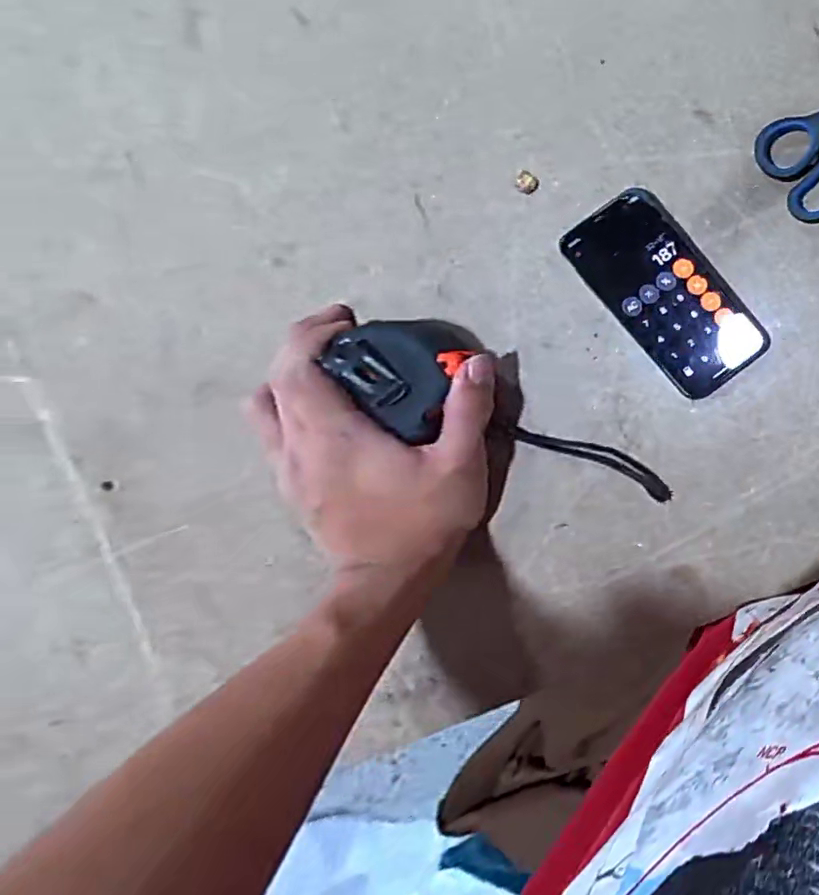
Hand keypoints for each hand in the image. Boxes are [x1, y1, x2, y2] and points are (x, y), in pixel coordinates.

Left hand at [245, 305, 496, 584]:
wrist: (388, 575)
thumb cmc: (425, 517)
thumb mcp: (460, 461)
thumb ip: (467, 409)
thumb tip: (475, 363)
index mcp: (332, 433)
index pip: (296, 367)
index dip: (313, 333)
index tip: (348, 319)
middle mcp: (297, 445)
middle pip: (275, 381)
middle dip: (304, 348)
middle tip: (348, 337)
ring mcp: (288, 468)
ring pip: (265, 408)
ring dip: (292, 379)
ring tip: (338, 375)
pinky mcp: (293, 485)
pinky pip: (276, 432)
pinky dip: (295, 408)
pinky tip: (336, 417)